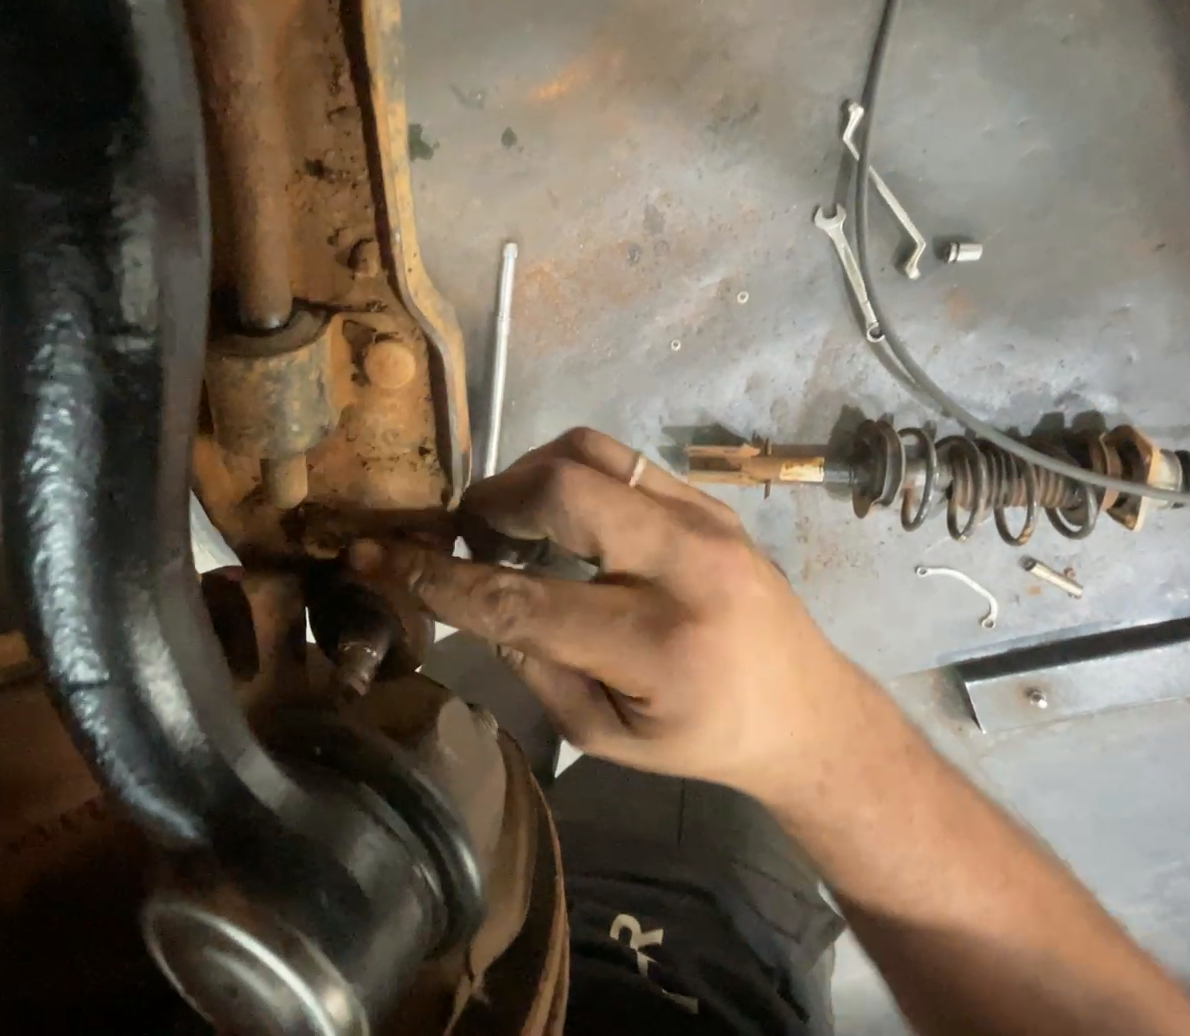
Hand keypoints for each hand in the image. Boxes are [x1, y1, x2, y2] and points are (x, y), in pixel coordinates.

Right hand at [348, 427, 869, 793]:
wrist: (807, 710)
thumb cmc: (698, 738)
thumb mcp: (599, 732)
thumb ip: (529, 661)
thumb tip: (469, 597)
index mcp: (658, 646)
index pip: (522, 600)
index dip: (440, 579)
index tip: (382, 557)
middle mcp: (685, 567)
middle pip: (561, 488)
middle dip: (491, 504)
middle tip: (471, 535)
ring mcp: (703, 520)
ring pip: (586, 452)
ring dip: (525, 478)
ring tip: (513, 523)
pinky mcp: (707, 499)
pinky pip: (616, 457)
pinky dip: (565, 476)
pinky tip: (560, 517)